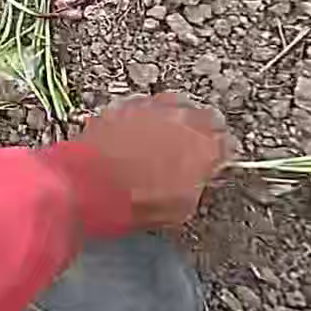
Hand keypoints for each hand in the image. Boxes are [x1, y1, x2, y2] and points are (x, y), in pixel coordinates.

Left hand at [73, 94, 228, 227]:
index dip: (219, 153)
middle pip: (202, 116)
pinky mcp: (125, 104)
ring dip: (173, 118)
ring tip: (163, 136)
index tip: (214, 160)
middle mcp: (181, 119)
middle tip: (190, 146)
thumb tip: (197, 176)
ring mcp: (151, 107)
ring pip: (173, 104)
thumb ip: (196, 183)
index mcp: (203, 146)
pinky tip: (137, 130)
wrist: (85, 184)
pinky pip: (143, 105)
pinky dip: (144, 116)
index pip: (226, 142)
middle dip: (199, 130)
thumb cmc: (132, 202)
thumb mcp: (179, 206)